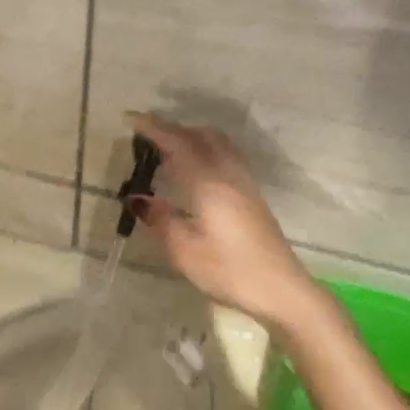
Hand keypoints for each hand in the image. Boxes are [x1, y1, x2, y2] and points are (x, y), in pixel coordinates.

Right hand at [125, 112, 321, 330]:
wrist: (278, 288)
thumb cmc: (228, 271)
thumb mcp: (184, 250)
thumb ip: (160, 220)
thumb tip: (137, 199)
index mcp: (208, 182)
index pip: (177, 143)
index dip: (153, 129)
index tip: (130, 120)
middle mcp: (228, 173)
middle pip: (199, 136)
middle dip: (171, 130)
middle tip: (144, 138)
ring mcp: (244, 182)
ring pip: (217, 143)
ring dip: (191, 138)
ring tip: (168, 151)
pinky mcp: (252, 195)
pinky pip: (226, 156)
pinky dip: (205, 150)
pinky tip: (195, 171)